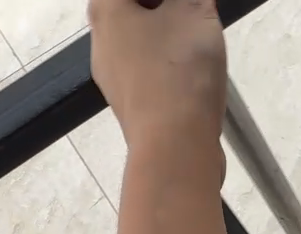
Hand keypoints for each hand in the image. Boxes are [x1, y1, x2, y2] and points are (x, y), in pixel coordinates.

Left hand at [88, 0, 226, 168]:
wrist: (176, 152)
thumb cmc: (180, 75)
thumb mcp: (196, 14)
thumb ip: (193, 0)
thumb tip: (190, 5)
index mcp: (107, 6)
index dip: (166, 0)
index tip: (192, 8)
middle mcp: (100, 41)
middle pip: (133, 11)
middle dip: (167, 12)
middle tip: (197, 20)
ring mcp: (113, 81)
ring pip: (142, 47)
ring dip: (170, 44)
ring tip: (199, 55)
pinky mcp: (132, 112)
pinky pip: (150, 80)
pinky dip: (170, 76)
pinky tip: (192, 88)